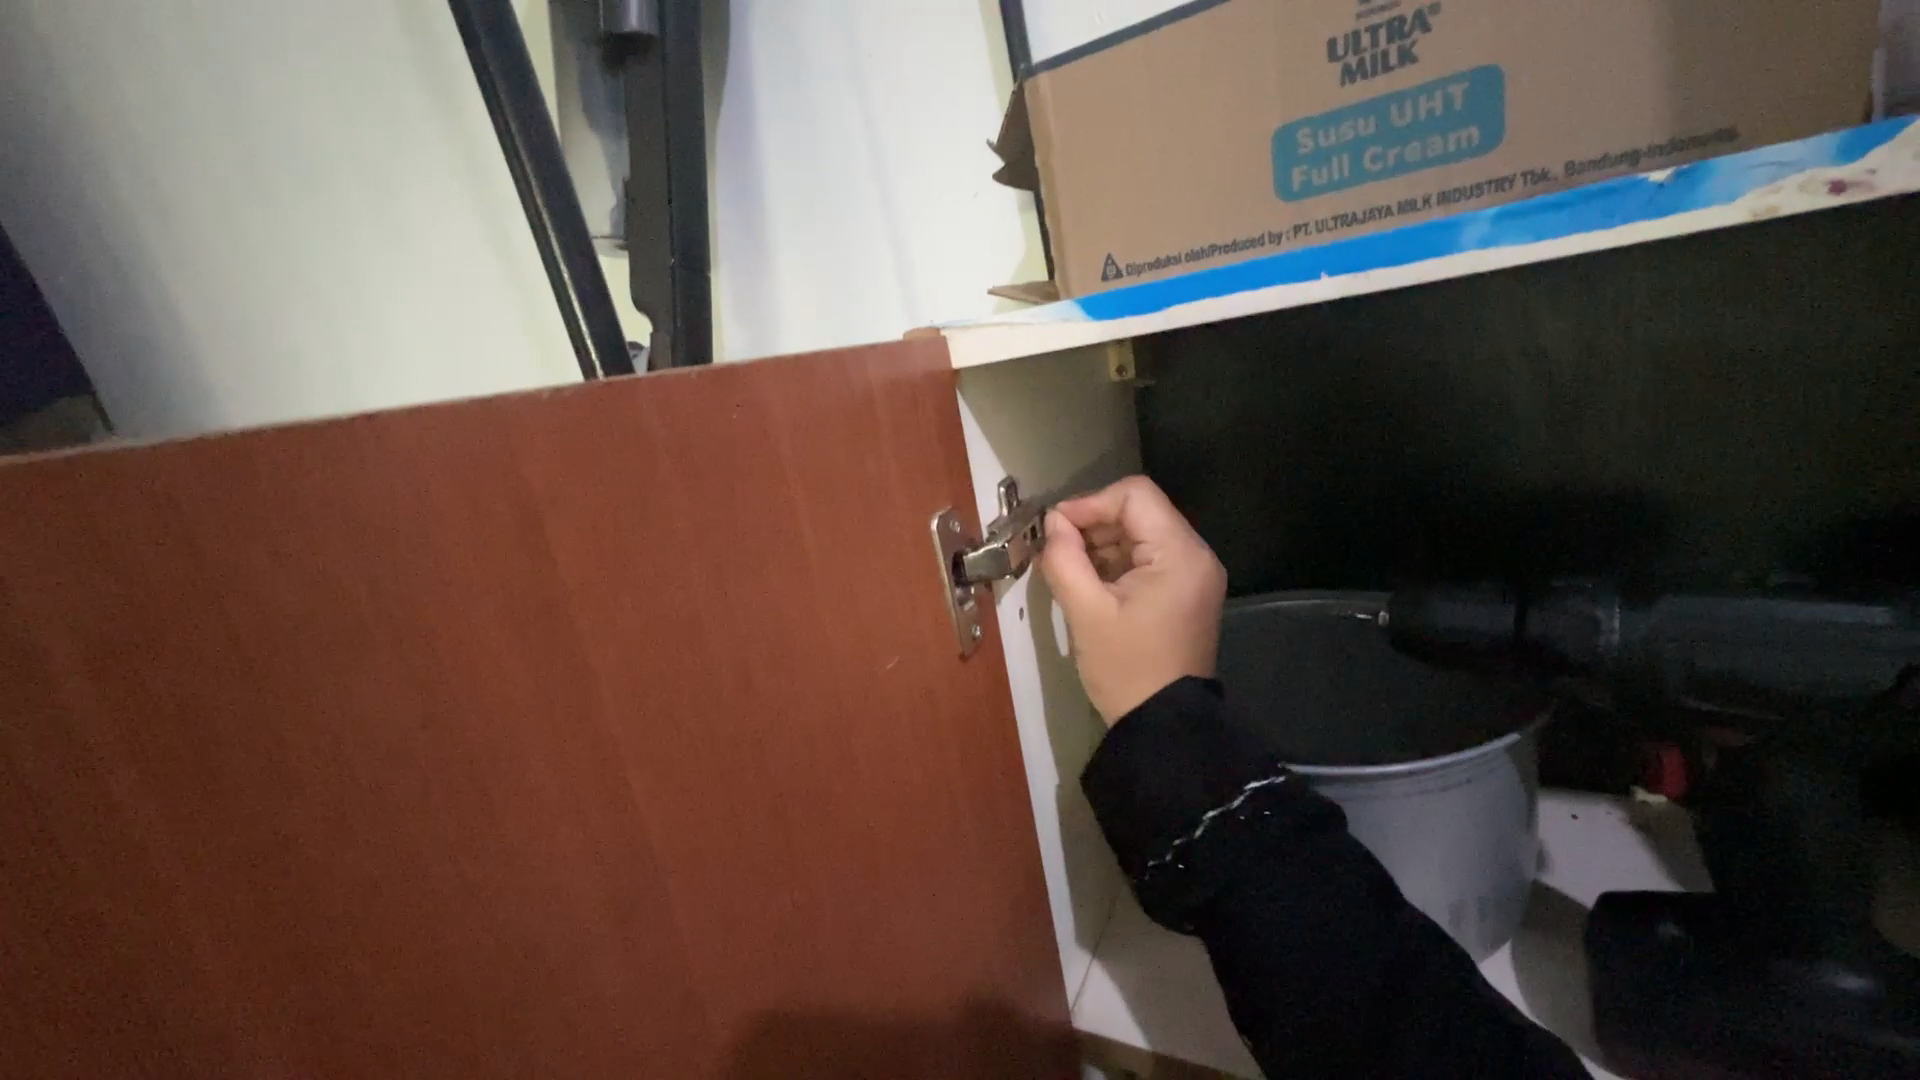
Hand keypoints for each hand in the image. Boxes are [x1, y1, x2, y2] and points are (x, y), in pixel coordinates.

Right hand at [1038, 476, 1226, 724]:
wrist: (1163, 724)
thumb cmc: (1125, 668)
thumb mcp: (1085, 612)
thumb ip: (1064, 559)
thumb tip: (1053, 524)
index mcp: (1180, 555)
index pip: (1135, 495)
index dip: (1090, 503)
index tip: (1055, 528)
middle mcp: (1196, 555)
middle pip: (1140, 511)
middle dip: (1094, 524)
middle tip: (1057, 550)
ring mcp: (1194, 574)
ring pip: (1142, 533)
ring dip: (1102, 543)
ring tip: (1069, 569)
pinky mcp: (1186, 591)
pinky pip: (1148, 558)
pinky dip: (1117, 561)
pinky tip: (1090, 582)